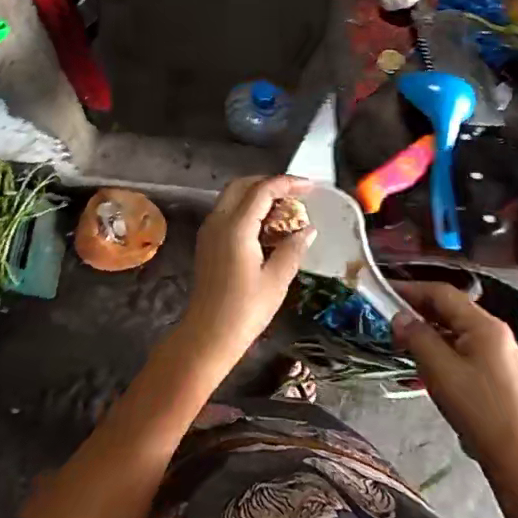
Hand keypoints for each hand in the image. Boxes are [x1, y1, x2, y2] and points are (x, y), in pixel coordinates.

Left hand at [179, 176, 314, 360]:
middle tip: (297, 192)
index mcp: (235, 227)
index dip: (287, 183)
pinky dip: (247, 209)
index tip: (310, 186)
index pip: (261, 190)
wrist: (208, 334)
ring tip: (286, 208)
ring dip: (257, 195)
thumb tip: (308, 230)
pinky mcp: (206, 243)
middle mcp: (217, 222)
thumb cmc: (244, 310)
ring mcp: (208, 232)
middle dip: (269, 183)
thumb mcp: (276, 280)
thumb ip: (292, 249)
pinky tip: (267, 226)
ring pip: (232, 198)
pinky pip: (227, 213)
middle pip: (242, 186)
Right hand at [390, 282, 517, 455]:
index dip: (410, 289)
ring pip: (451, 333)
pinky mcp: (491, 373)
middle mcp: (491, 332)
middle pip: (448, 310)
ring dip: (423, 334)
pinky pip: (457, 352)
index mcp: (482, 324)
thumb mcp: (439, 368)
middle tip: (385, 318)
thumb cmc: (477, 406)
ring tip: (397, 344)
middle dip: (415, 312)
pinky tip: (417, 370)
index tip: (382, 291)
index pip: (441, 293)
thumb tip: (399, 317)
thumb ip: (417, 337)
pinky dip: (435, 354)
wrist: (517, 452)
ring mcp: (493, 353)